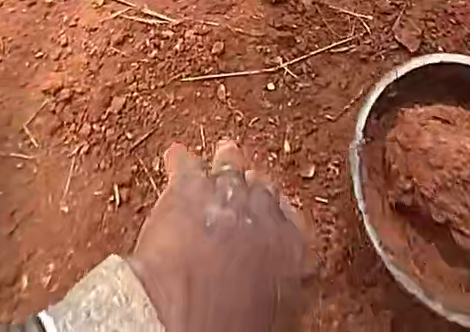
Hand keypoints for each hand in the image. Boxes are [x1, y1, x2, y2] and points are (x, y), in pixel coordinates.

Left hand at [128, 140, 311, 331]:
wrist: (180, 319)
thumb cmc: (226, 327)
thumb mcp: (270, 316)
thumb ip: (279, 287)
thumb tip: (276, 291)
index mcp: (290, 247)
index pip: (293, 222)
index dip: (279, 219)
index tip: (273, 220)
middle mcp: (262, 210)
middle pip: (263, 187)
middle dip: (254, 190)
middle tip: (243, 193)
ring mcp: (226, 192)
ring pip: (230, 164)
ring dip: (226, 163)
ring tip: (223, 155)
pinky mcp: (188, 185)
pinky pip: (185, 163)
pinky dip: (180, 161)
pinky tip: (176, 156)